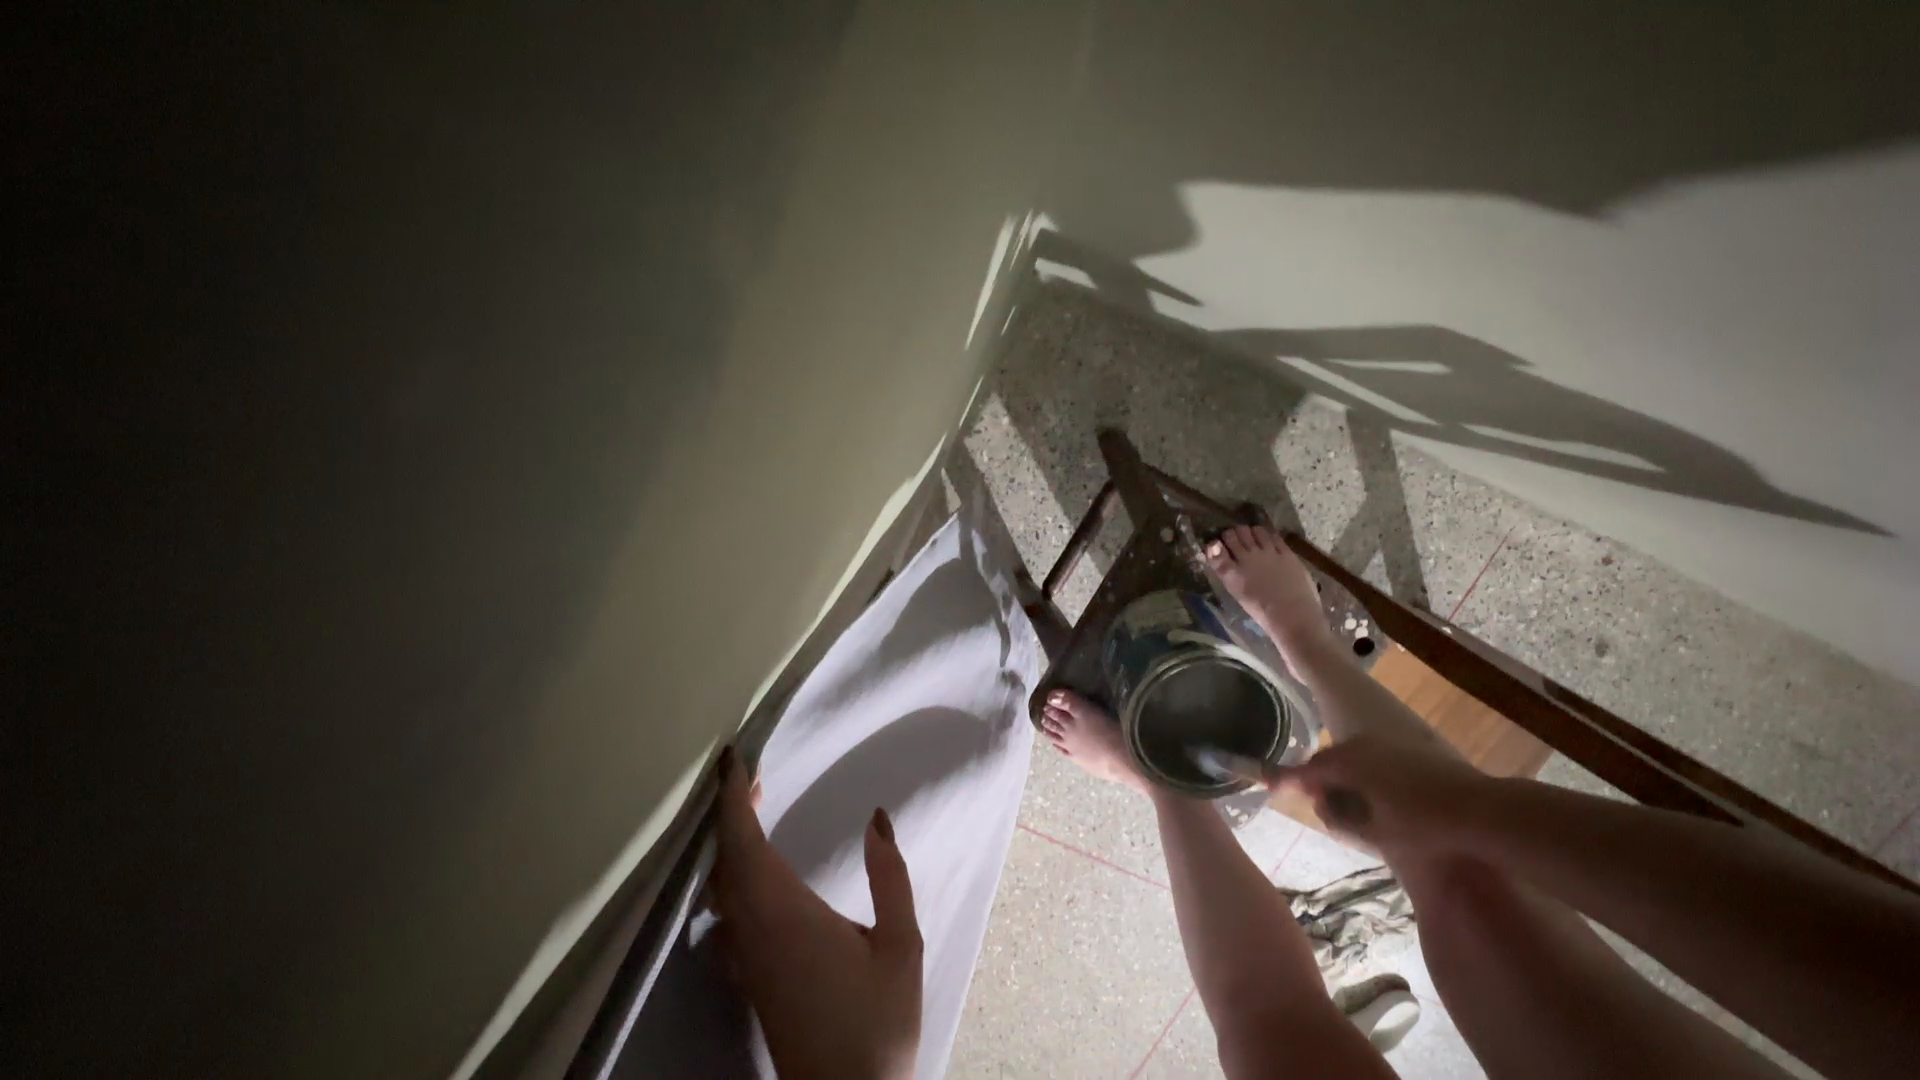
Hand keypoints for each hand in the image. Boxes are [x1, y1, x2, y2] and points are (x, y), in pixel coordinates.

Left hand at [710, 749, 922, 1079]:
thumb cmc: (878, 1023)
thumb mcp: (900, 946)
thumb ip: (890, 878)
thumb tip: (877, 819)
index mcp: (785, 915)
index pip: (744, 842)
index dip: (734, 796)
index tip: (734, 759)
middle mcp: (752, 929)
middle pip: (724, 857)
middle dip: (731, 809)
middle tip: (751, 775)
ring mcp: (744, 955)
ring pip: (720, 883)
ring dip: (730, 839)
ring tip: (754, 809)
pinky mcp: (747, 973)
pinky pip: (726, 907)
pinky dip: (732, 871)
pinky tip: (755, 869)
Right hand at [1272, 737, 1496, 856]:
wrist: (1484, 812)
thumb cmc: (1422, 826)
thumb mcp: (1373, 833)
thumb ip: (1338, 819)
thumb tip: (1322, 807)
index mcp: (1348, 763)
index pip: (1306, 771)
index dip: (1286, 779)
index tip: (1268, 784)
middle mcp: (1363, 745)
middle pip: (1329, 760)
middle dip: (1318, 778)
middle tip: (1315, 800)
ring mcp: (1389, 744)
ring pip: (1353, 756)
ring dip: (1343, 775)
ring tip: (1347, 800)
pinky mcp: (1412, 749)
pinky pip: (1374, 756)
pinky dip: (1365, 772)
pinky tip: (1377, 794)